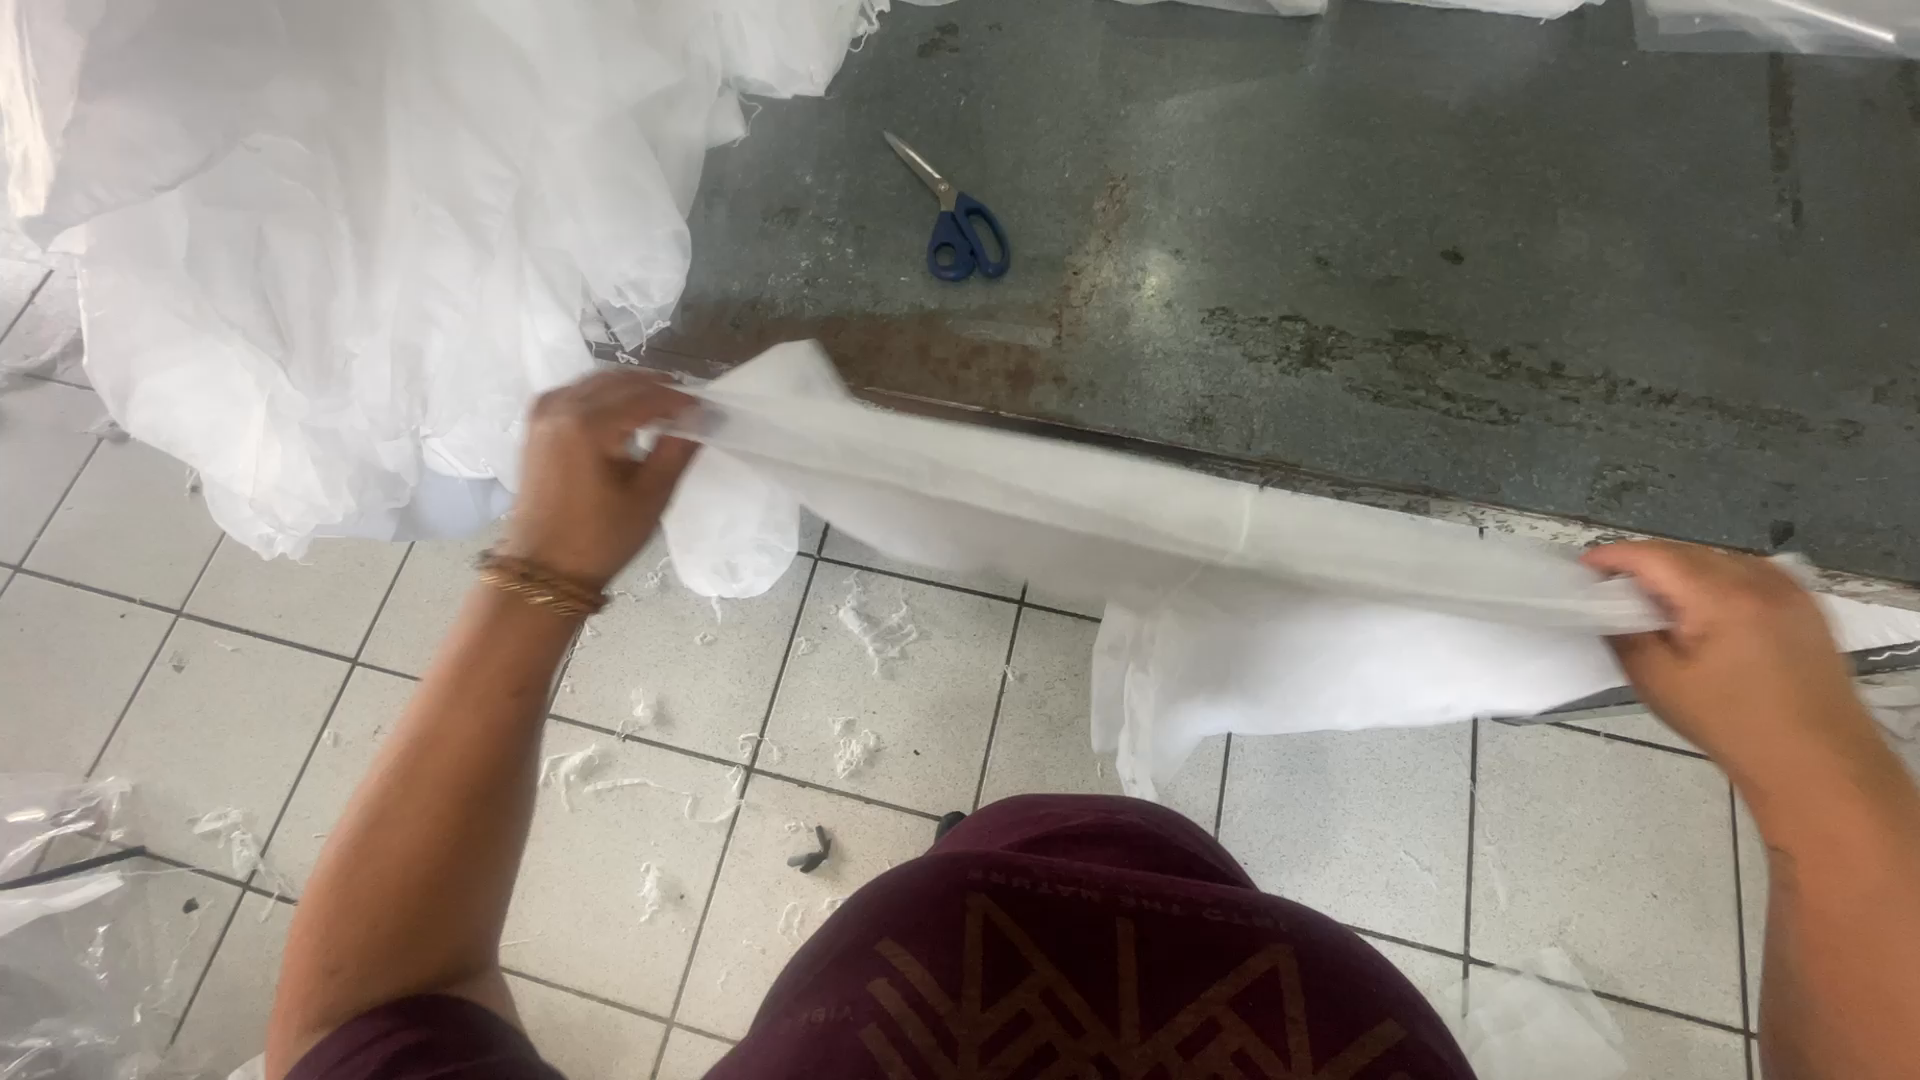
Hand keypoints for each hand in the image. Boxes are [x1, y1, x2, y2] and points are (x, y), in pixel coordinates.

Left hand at [500, 369, 697, 591]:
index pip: (646, 397)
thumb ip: (678, 450)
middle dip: (656, 387)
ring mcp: (543, 414)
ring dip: (631, 388)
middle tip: (687, 404)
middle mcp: (561, 408)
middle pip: (619, 381)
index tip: (706, 408)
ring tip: (661, 406)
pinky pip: (576, 393)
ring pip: (596, 382)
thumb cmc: (602, 537)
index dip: (680, 399)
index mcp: (589, 426)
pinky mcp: (535, 425)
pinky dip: (604, 394)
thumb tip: (700, 419)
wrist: (545, 567)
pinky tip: (622, 411)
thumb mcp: (651, 496)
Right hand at [1581, 540, 1874, 774]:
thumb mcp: (1654, 677)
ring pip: (1718, 558)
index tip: (1583, 569)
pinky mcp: (1807, 608)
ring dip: (1677, 567)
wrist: (1817, 761)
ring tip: (1650, 595)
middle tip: (1608, 585)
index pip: (1655, 556)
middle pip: (1687, 552)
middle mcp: (1763, 584)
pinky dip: (1714, 576)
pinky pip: (1750, 572)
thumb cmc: (1727, 721)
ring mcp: (1792, 594)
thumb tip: (1605, 604)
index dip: (1613, 555)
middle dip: (1642, 560)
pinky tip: (1700, 601)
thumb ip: (1623, 631)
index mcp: (1723, 599)